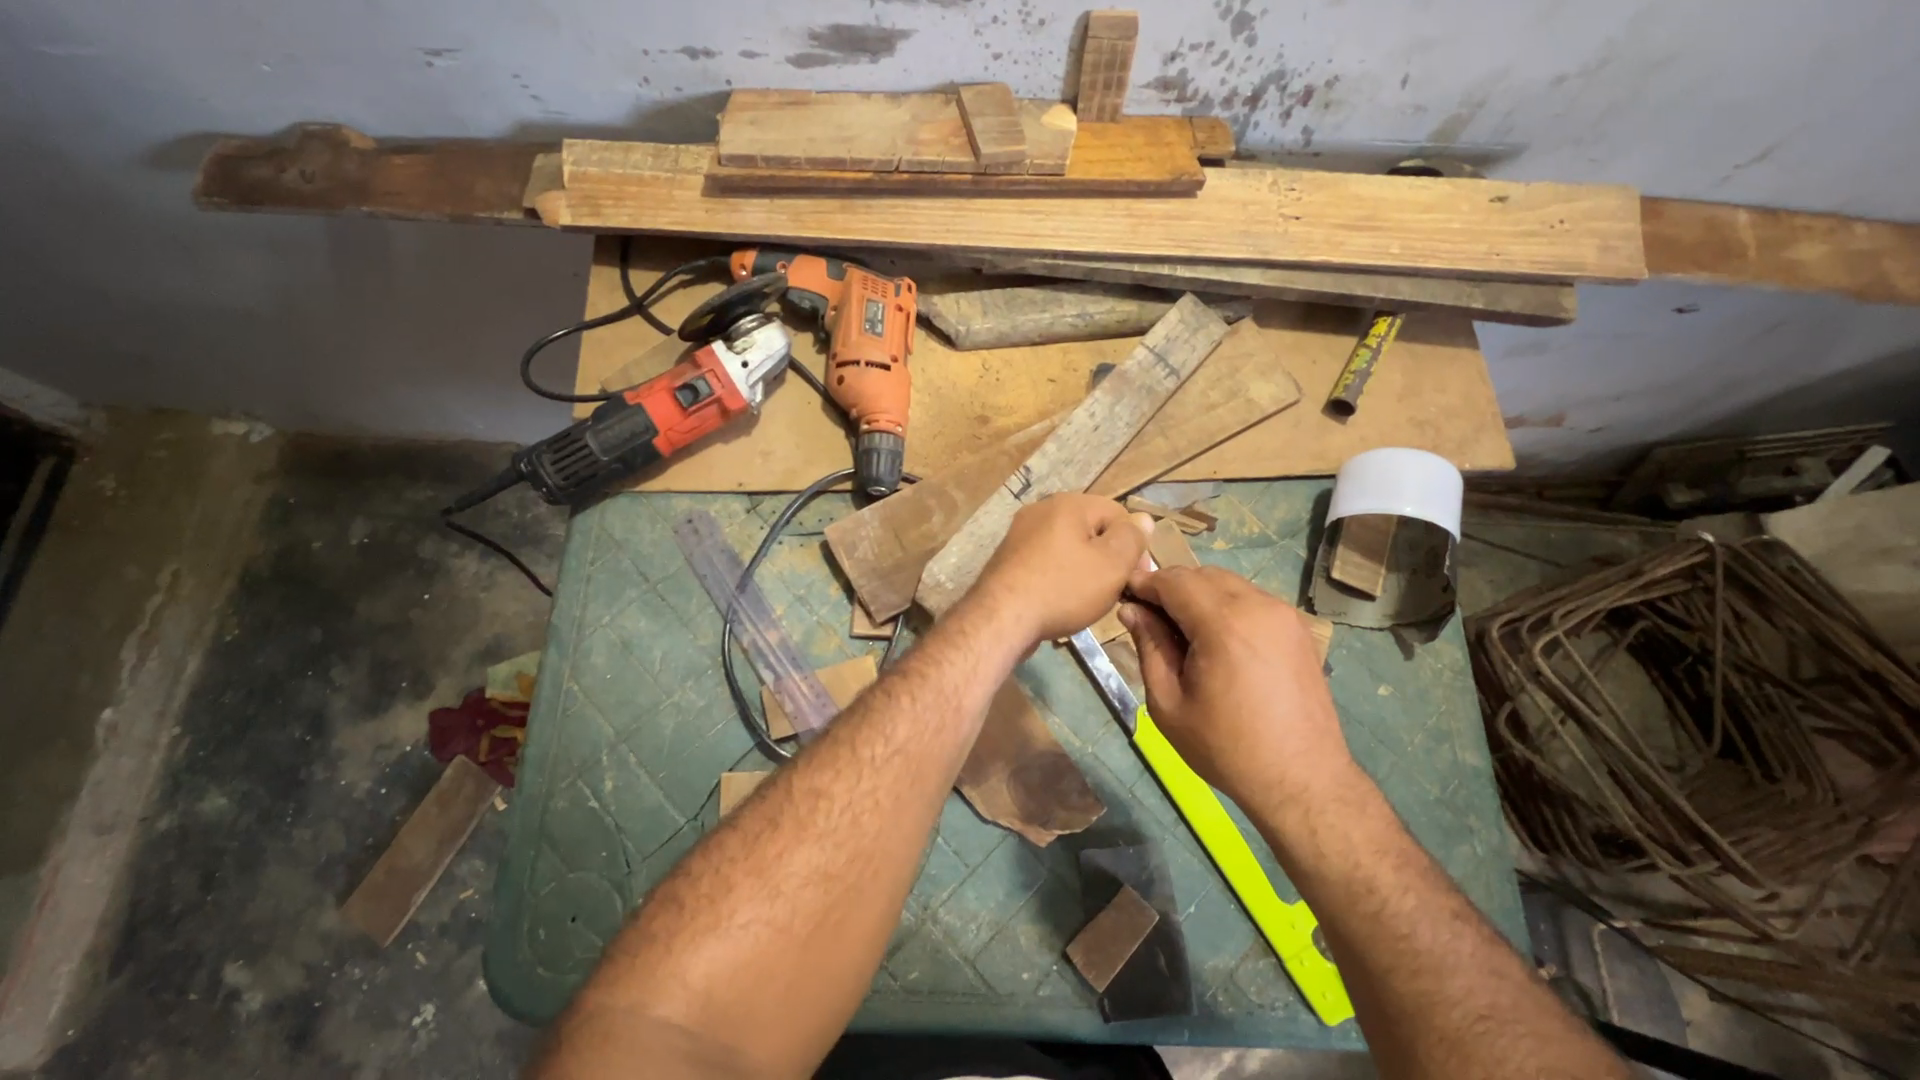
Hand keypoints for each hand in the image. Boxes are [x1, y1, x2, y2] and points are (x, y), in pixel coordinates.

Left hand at [967, 495, 1152, 644]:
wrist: (1000, 618)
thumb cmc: (1062, 589)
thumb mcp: (1111, 564)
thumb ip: (1132, 539)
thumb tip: (1143, 519)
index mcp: (1069, 503)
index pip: (1117, 513)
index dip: (1134, 545)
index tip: (1135, 578)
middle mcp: (1041, 510)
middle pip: (1090, 529)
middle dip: (1106, 557)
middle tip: (1113, 590)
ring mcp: (1020, 534)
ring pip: (1067, 547)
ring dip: (1082, 570)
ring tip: (1087, 599)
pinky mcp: (1008, 559)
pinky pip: (1045, 563)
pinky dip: (1057, 578)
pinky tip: (1059, 601)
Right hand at [1119, 566, 1358, 810]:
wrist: (1301, 779)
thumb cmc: (1225, 748)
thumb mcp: (1169, 703)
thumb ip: (1150, 647)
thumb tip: (1131, 609)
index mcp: (1223, 623)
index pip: (1174, 580)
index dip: (1145, 584)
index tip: (1125, 597)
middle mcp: (1258, 606)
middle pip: (1202, 575)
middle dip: (1172, 588)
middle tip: (1151, 620)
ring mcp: (1284, 615)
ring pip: (1229, 584)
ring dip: (1200, 596)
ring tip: (1184, 635)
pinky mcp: (1298, 629)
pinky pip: (1253, 601)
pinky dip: (1227, 607)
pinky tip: (1218, 643)